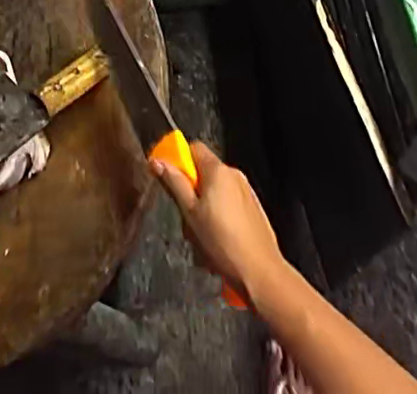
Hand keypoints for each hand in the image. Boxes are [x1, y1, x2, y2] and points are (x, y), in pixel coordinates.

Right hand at [150, 141, 284, 301]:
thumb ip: (175, 184)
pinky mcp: (251, 206)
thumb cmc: (223, 242)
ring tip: (202, 235)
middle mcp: (234, 174)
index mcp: (218, 170)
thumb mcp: (190, 213)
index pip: (194, 148)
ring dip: (203, 207)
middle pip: (204, 171)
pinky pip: (228, 203)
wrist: (258, 269)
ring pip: (215, 190)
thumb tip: (158, 162)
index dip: (178, 160)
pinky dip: (218, 215)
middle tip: (186, 217)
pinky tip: (217, 240)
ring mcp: (245, 190)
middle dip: (191, 191)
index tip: (168, 178)